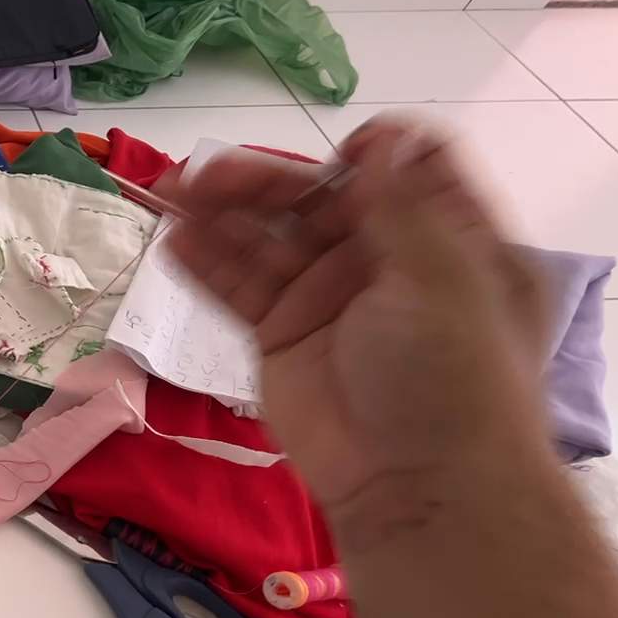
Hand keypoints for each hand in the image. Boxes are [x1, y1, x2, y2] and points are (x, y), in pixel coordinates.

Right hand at [160, 117, 558, 546]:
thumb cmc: (448, 377)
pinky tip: (175, 246)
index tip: (337, 155)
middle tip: (201, 175)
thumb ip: (402, 211)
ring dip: (219, 219)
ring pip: (266, 244)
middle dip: (261, 185)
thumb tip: (382, 136)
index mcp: (444, 239)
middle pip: (316, 204)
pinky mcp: (277, 335)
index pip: (405, 173)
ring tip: (170, 196)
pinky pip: (239, 291)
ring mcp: (322, 300)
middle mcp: (380, 261)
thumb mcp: (441, 282)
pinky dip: (208, 268)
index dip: (371, 154)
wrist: (408, 480)